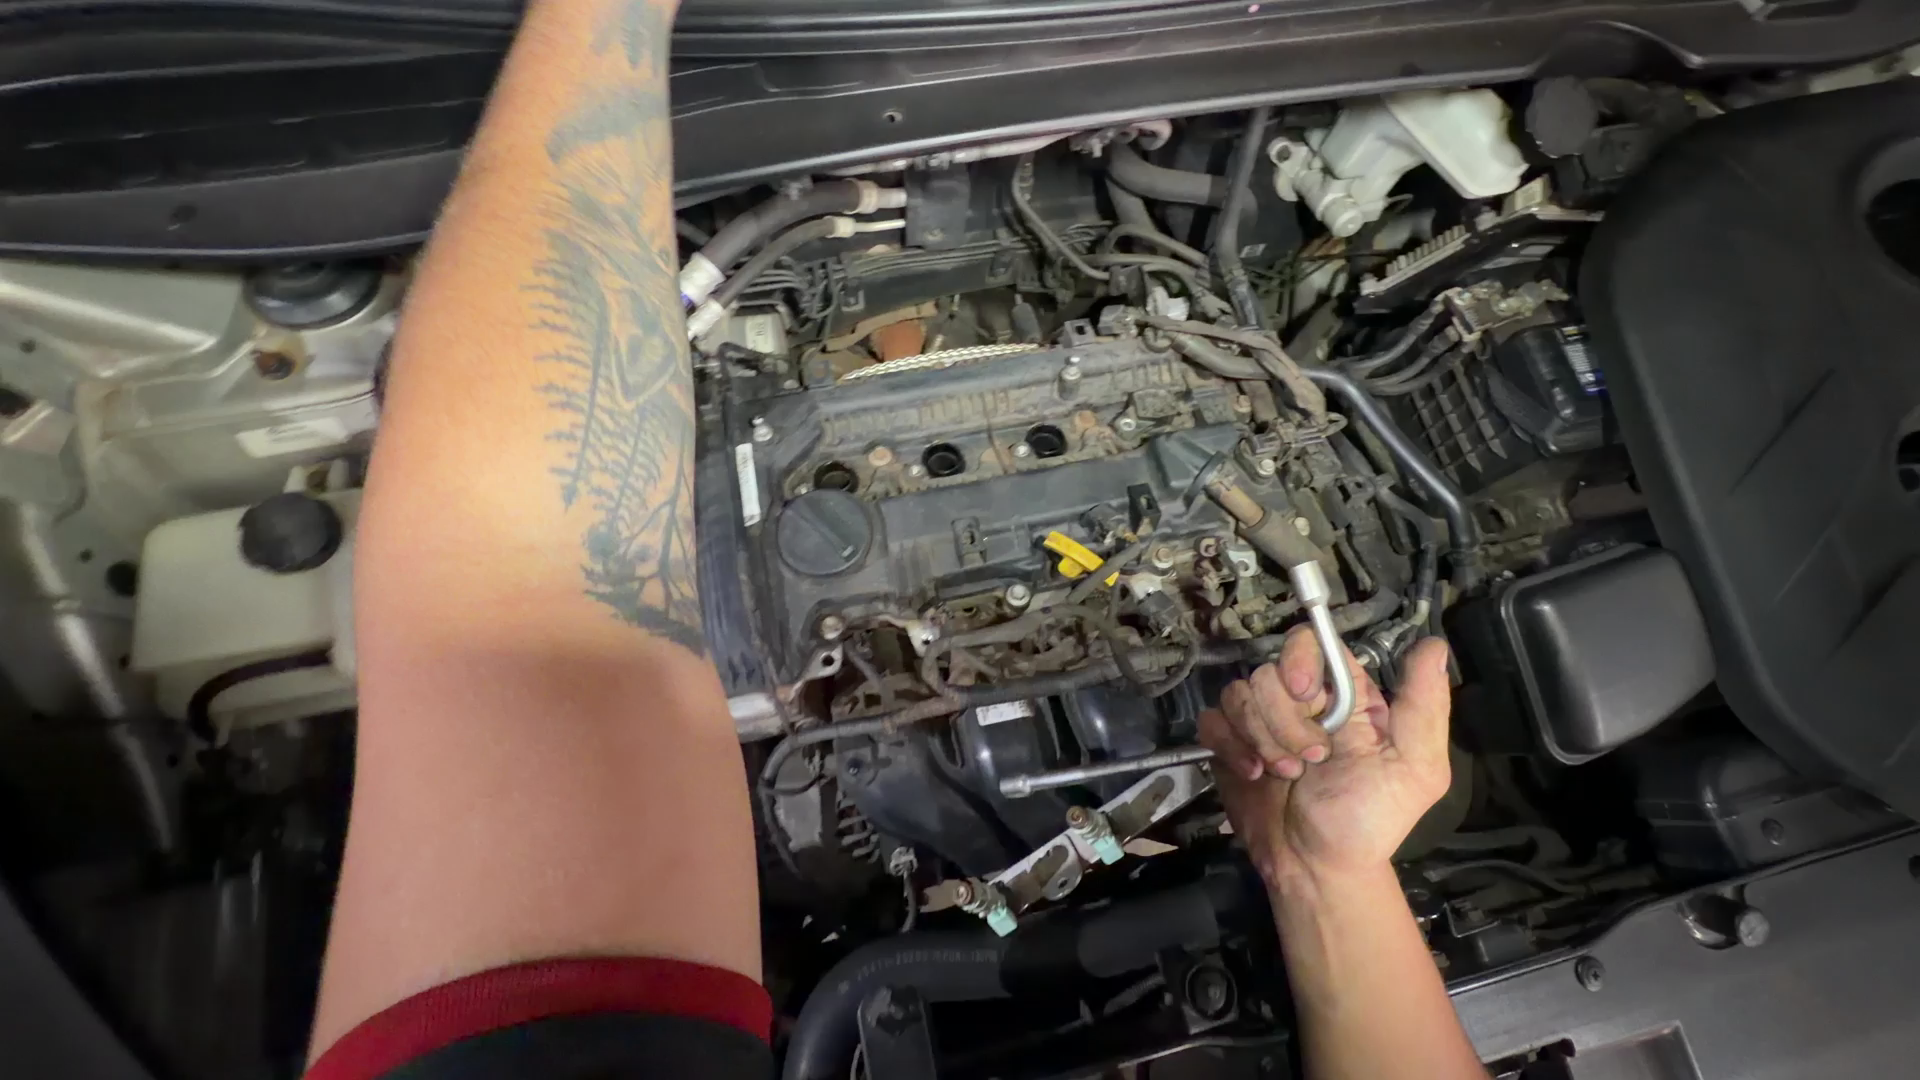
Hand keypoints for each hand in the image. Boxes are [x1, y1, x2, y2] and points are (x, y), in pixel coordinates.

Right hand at [1199, 628, 1452, 892]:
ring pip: (1237, 695)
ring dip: (1260, 739)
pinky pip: (1211, 721)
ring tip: (1283, 775)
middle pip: (1268, 673)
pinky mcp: (1228, 742)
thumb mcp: (1416, 766)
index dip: (1299, 659)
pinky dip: (1229, 747)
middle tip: (1309, 762)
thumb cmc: (1370, 820)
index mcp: (1342, 696)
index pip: (1310, 644)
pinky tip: (1251, 773)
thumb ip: (1424, 704)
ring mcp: (1258, 720)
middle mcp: (1298, 700)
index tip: (1302, 692)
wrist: (1315, 868)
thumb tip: (1433, 645)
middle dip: (1284, 722)